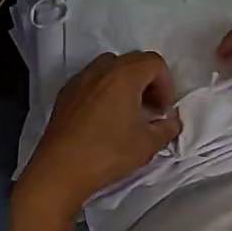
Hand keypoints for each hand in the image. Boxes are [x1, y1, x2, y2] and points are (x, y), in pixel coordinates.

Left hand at [16, 52, 181, 218]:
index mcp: (123, 75)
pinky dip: (104, 90)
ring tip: (127, 112)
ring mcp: (79, 79)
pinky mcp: (65, 93)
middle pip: (132, 61)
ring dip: (125, 83)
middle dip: (147, 81)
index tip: (164, 111)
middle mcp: (100, 69)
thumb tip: (171, 121)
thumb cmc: (108, 153)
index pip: (154, 62)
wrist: (60, 169)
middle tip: (151, 110)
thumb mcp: (148, 144)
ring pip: (109, 68)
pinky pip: (91, 80)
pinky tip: (104, 118)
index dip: (166, 84)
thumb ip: (167, 128)